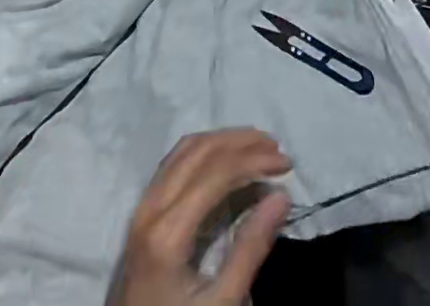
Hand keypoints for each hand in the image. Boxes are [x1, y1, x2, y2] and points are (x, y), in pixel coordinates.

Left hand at [108, 130, 292, 305]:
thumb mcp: (221, 303)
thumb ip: (251, 248)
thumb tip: (283, 196)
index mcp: (168, 232)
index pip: (217, 171)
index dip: (256, 159)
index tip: (287, 164)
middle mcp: (151, 208)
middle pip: (200, 150)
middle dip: (242, 142)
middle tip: (276, 148)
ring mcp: (142, 206)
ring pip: (185, 148)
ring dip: (223, 139)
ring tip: (257, 146)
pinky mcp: (142, 210)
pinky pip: (174, 160)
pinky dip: (205, 149)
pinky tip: (225, 157)